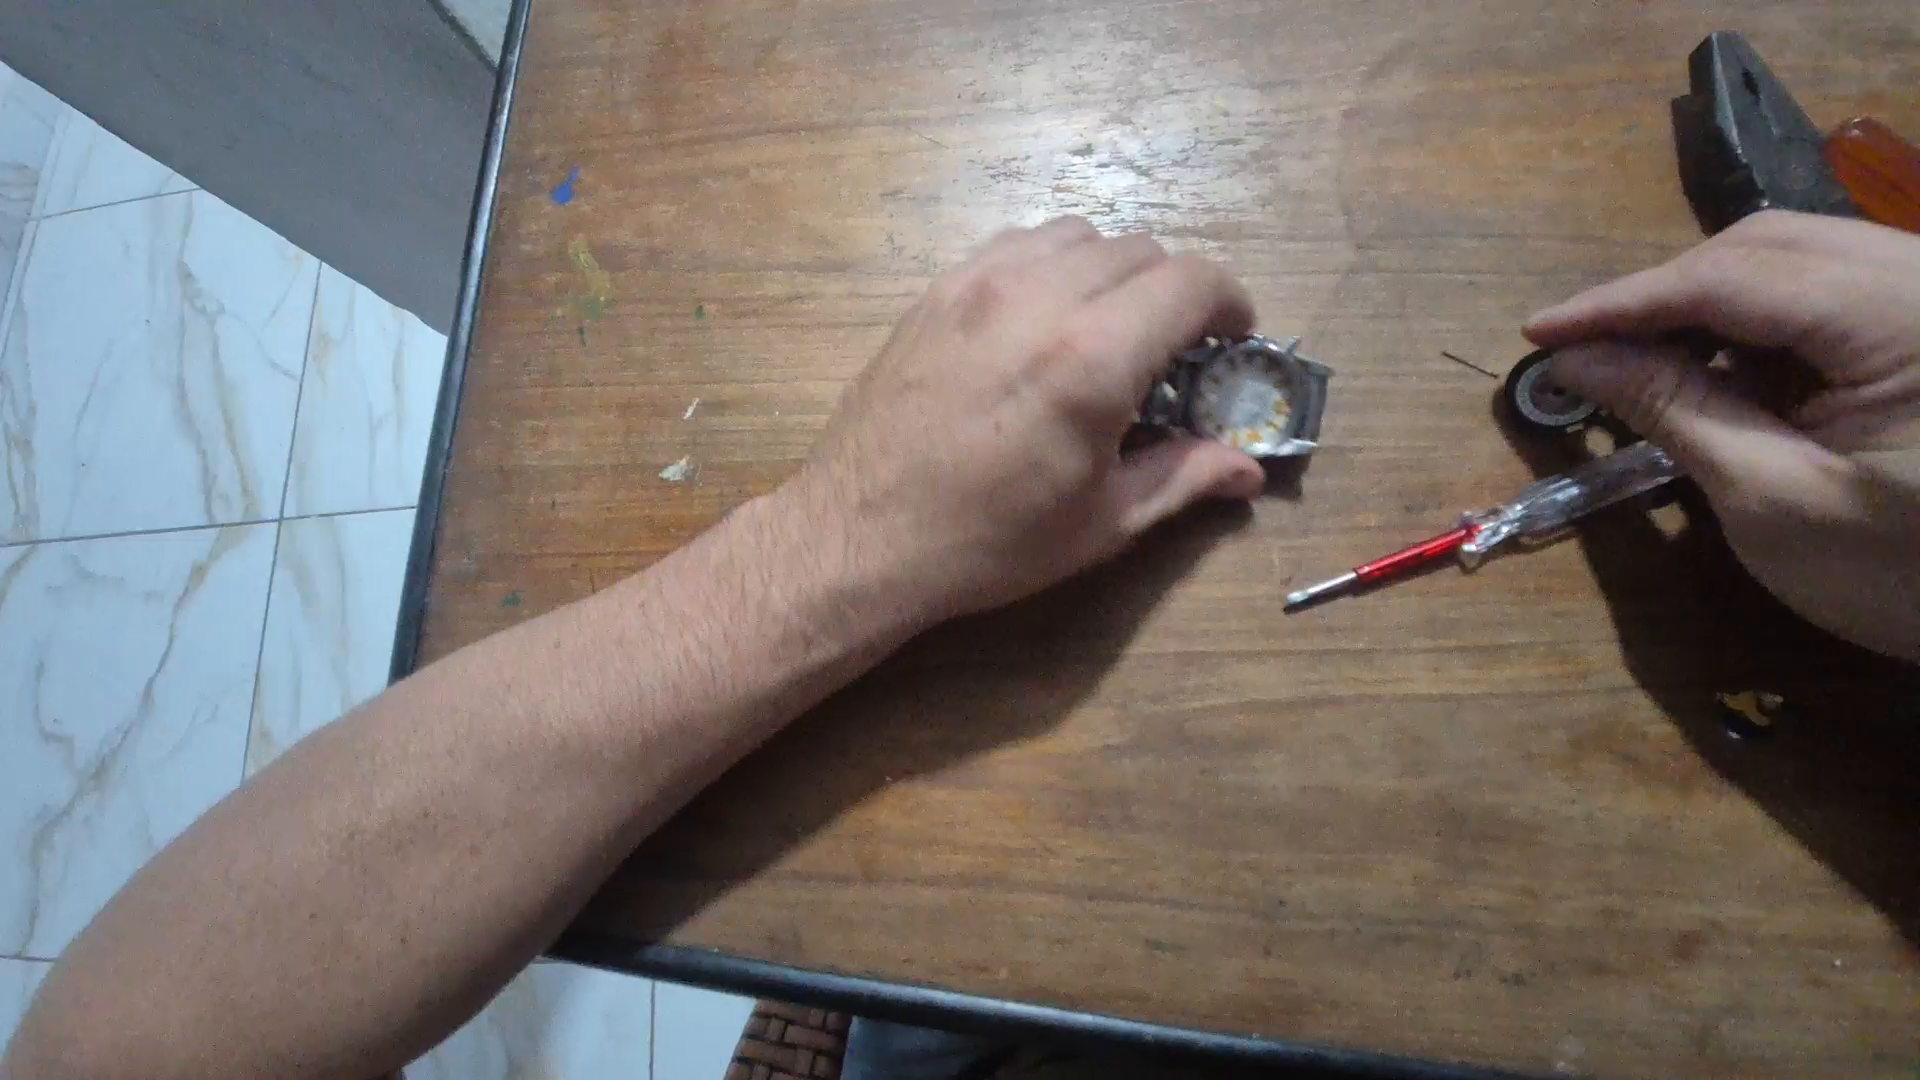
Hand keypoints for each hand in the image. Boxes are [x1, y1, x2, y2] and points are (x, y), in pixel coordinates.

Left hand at [788, 216, 1264, 625]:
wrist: (862, 536)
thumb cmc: (987, 543)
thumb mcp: (1098, 524)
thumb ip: (1183, 479)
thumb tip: (1248, 469)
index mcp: (1092, 358)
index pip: (1193, 281)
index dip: (1230, 304)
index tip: (1231, 341)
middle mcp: (1039, 298)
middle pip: (1141, 250)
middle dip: (1174, 293)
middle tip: (1169, 350)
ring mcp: (977, 285)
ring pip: (1077, 235)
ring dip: (1112, 271)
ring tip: (1105, 328)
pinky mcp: (936, 291)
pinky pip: (1015, 246)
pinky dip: (1050, 266)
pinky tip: (1040, 319)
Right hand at [1524, 210, 1919, 662]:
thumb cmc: (1905, 573)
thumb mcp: (1766, 495)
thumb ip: (1671, 410)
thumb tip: (1571, 360)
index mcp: (1919, 325)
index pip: (1738, 279)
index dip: (1624, 301)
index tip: (1538, 331)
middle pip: (1770, 247)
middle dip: (1658, 293)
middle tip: (1580, 346)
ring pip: (1795, 260)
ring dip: (1696, 305)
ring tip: (1629, 357)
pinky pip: (1824, 292)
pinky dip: (1744, 321)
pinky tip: (1702, 364)